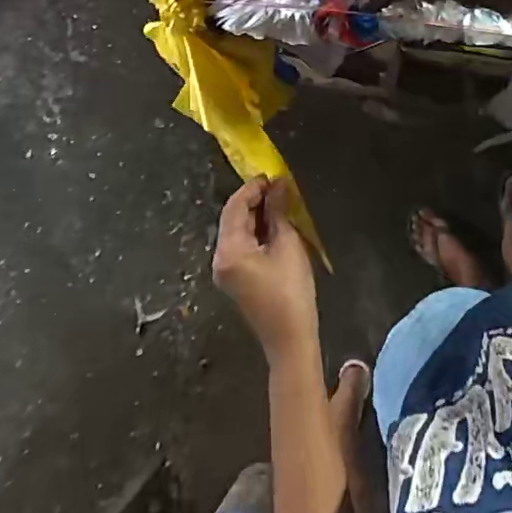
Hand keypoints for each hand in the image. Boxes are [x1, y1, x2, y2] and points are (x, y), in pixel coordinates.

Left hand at [212, 176, 318, 358]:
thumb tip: (278, 185)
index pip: (234, 208)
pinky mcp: (236, 277)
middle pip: (233, 218)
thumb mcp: (287, 245)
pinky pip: (242, 244)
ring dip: (256, 213)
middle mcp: (220, 259)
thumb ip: (278, 212)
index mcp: (228, 250)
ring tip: (280, 199)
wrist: (290, 337)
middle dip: (254, 199)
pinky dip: (257, 229)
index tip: (272, 174)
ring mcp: (226, 270)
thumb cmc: (291, 290)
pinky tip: (275, 221)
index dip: (252, 188)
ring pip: (238, 230)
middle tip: (279, 185)